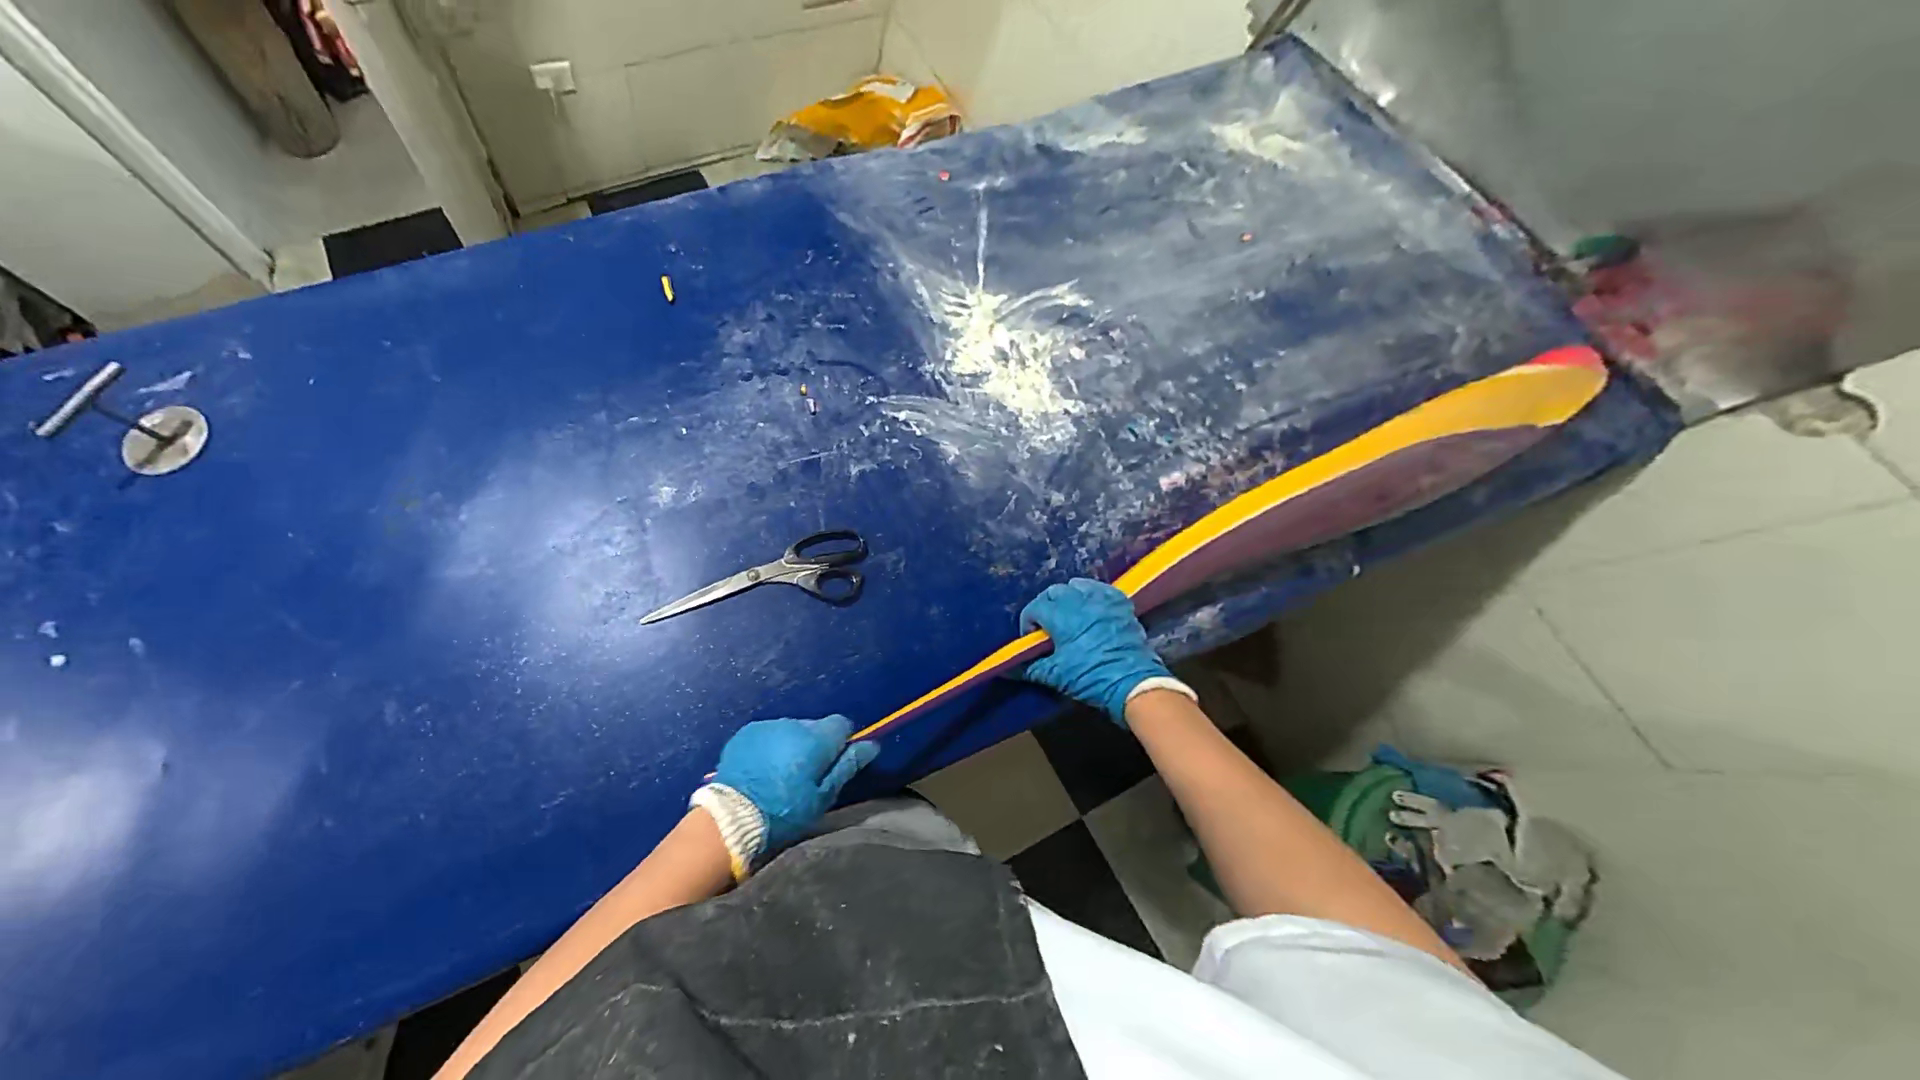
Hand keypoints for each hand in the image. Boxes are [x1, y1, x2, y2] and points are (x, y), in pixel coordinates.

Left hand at [711, 716, 878, 854]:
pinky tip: (762, 768)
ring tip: (781, 772)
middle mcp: (793, 724)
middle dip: (815, 744)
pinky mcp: (746, 732)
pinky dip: (771, 746)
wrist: (731, 818)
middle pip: (815, 726)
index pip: (841, 724)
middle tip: (806, 774)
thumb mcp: (822, 797)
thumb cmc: (784, 812)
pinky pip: (768, 733)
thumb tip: (871, 745)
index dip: (842, 742)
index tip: (833, 763)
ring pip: (791, 729)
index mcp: (816, 738)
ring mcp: (767, 726)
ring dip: (792, 744)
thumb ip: (847, 766)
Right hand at [1018, 579, 1171, 725]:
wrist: (1133, 683)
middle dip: (1046, 607)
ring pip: (1077, 586)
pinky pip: (1101, 590)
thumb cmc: (1091, 677)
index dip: (1029, 623)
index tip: (1032, 639)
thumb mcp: (1057, 675)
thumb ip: (1031, 668)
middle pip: (1054, 592)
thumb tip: (1011, 669)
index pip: (1035, 608)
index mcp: (1061, 615)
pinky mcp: (1121, 603)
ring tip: (1069, 617)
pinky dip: (1092, 596)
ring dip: (1068, 597)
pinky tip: (1092, 610)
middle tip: (1048, 628)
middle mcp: (1080, 600)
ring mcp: (1102, 599)